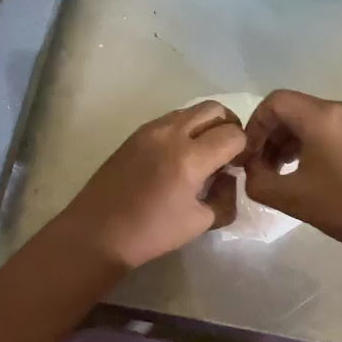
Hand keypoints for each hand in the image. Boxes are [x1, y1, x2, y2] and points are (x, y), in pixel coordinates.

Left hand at [52, 102, 247, 269]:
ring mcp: (151, 129)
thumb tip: (229, 178)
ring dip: (206, 125)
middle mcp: (172, 133)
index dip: (243, 149)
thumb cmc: (151, 233)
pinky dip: (185, 128)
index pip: (233, 134)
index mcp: (190, 158)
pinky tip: (179, 156)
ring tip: (203, 154)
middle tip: (226, 153)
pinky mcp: (136, 133)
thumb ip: (226, 198)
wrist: (98, 231)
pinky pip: (171, 118)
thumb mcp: (200, 223)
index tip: (238, 166)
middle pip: (215, 109)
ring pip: (192, 110)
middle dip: (229, 127)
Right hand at [242, 90, 341, 255]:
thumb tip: (251, 169)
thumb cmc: (341, 206)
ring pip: (305, 120)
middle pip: (289, 109)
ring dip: (284, 141)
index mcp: (320, 116)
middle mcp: (337, 109)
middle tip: (258, 166)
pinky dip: (303, 144)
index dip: (254, 126)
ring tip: (275, 173)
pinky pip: (322, 129)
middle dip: (268, 135)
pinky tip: (298, 172)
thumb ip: (256, 179)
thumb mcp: (288, 197)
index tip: (248, 155)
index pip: (273, 102)